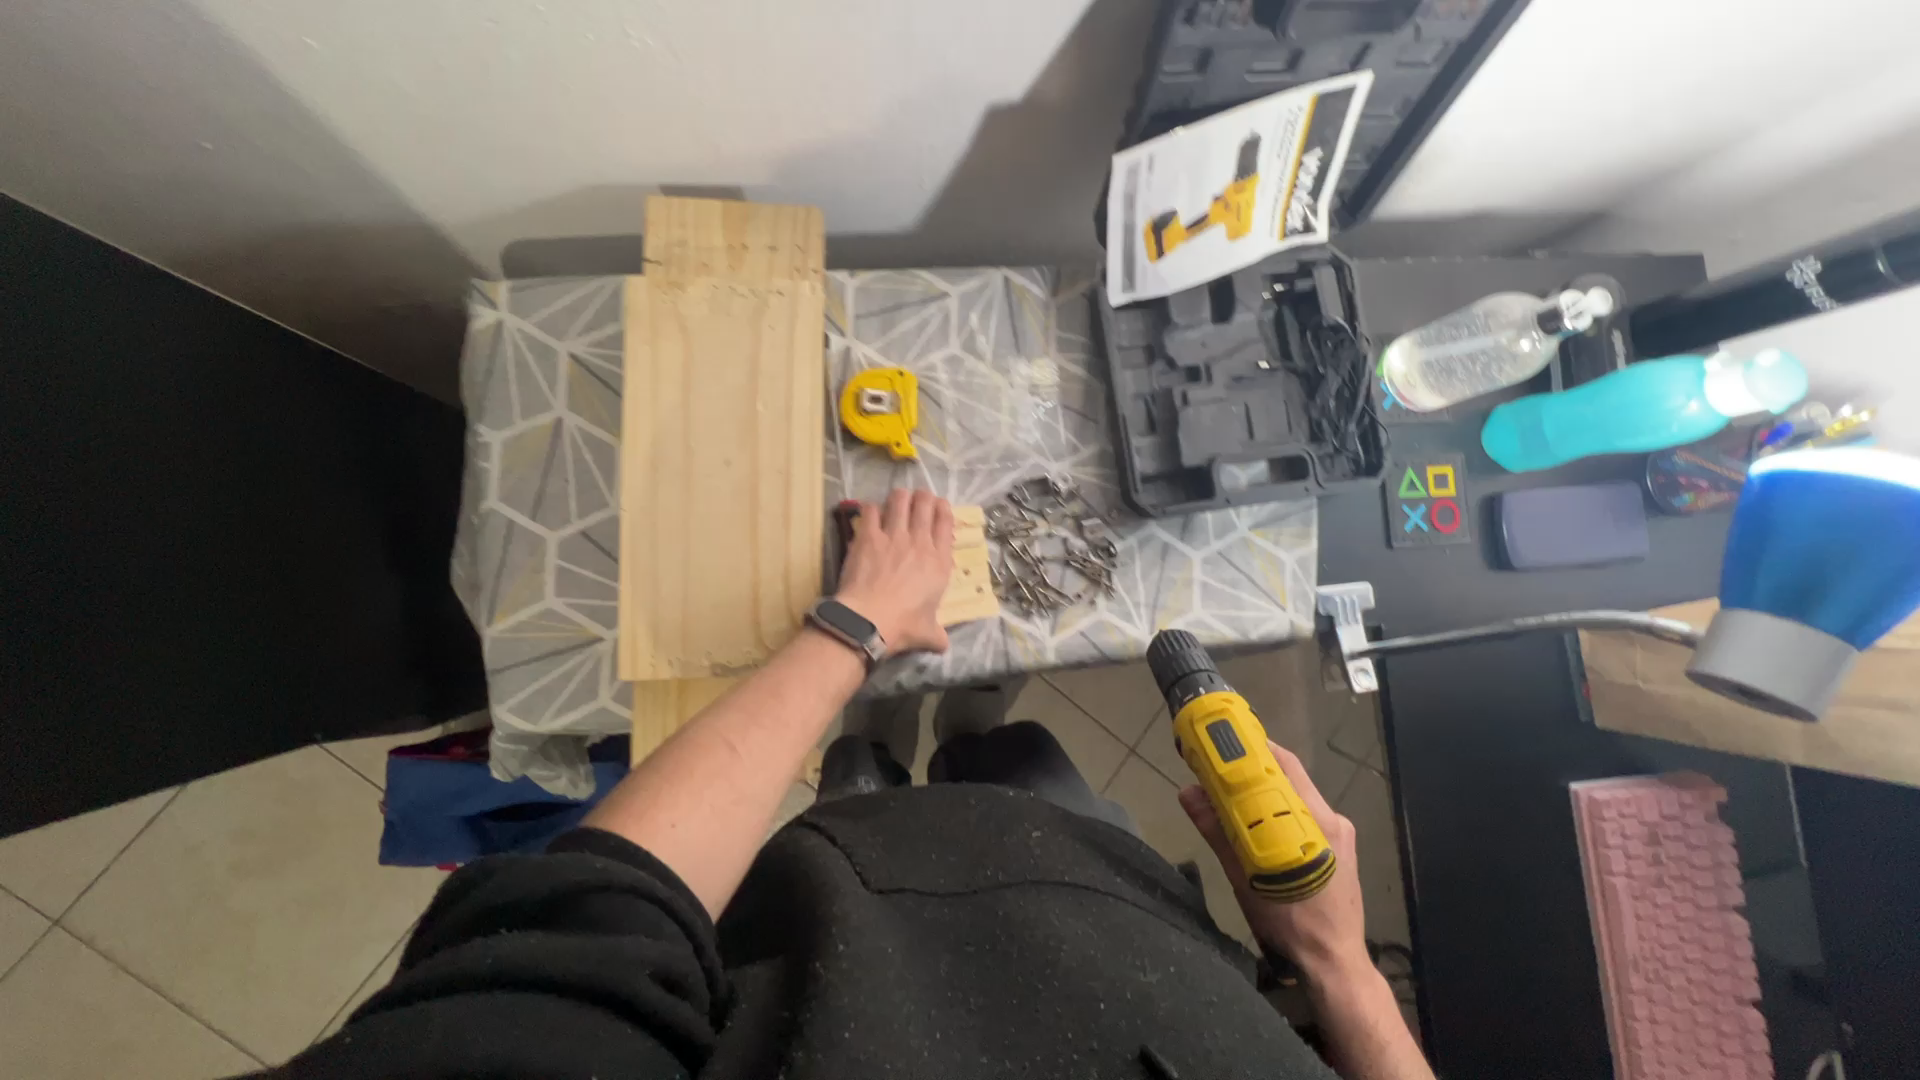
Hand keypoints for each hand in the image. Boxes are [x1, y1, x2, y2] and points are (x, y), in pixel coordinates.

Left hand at [835, 489, 954, 655]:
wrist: (870, 620)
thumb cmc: (903, 626)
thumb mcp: (928, 633)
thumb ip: (937, 635)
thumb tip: (943, 645)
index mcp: (939, 562)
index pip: (946, 523)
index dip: (943, 509)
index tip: (939, 506)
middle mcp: (920, 542)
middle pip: (925, 504)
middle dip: (923, 497)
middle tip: (919, 499)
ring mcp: (893, 536)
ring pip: (900, 500)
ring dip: (900, 497)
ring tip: (897, 499)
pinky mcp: (868, 537)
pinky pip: (871, 510)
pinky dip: (872, 509)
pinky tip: (871, 513)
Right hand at [1180, 741, 1369, 985]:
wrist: (1333, 964)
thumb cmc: (1290, 922)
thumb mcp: (1246, 878)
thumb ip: (1218, 832)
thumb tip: (1188, 793)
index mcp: (1318, 821)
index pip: (1286, 766)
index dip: (1256, 749)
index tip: (1226, 742)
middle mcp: (1333, 820)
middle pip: (1292, 779)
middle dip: (1255, 769)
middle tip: (1221, 765)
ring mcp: (1339, 835)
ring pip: (1298, 798)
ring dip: (1267, 791)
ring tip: (1233, 793)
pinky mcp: (1339, 850)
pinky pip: (1306, 817)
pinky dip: (1280, 811)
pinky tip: (1258, 824)